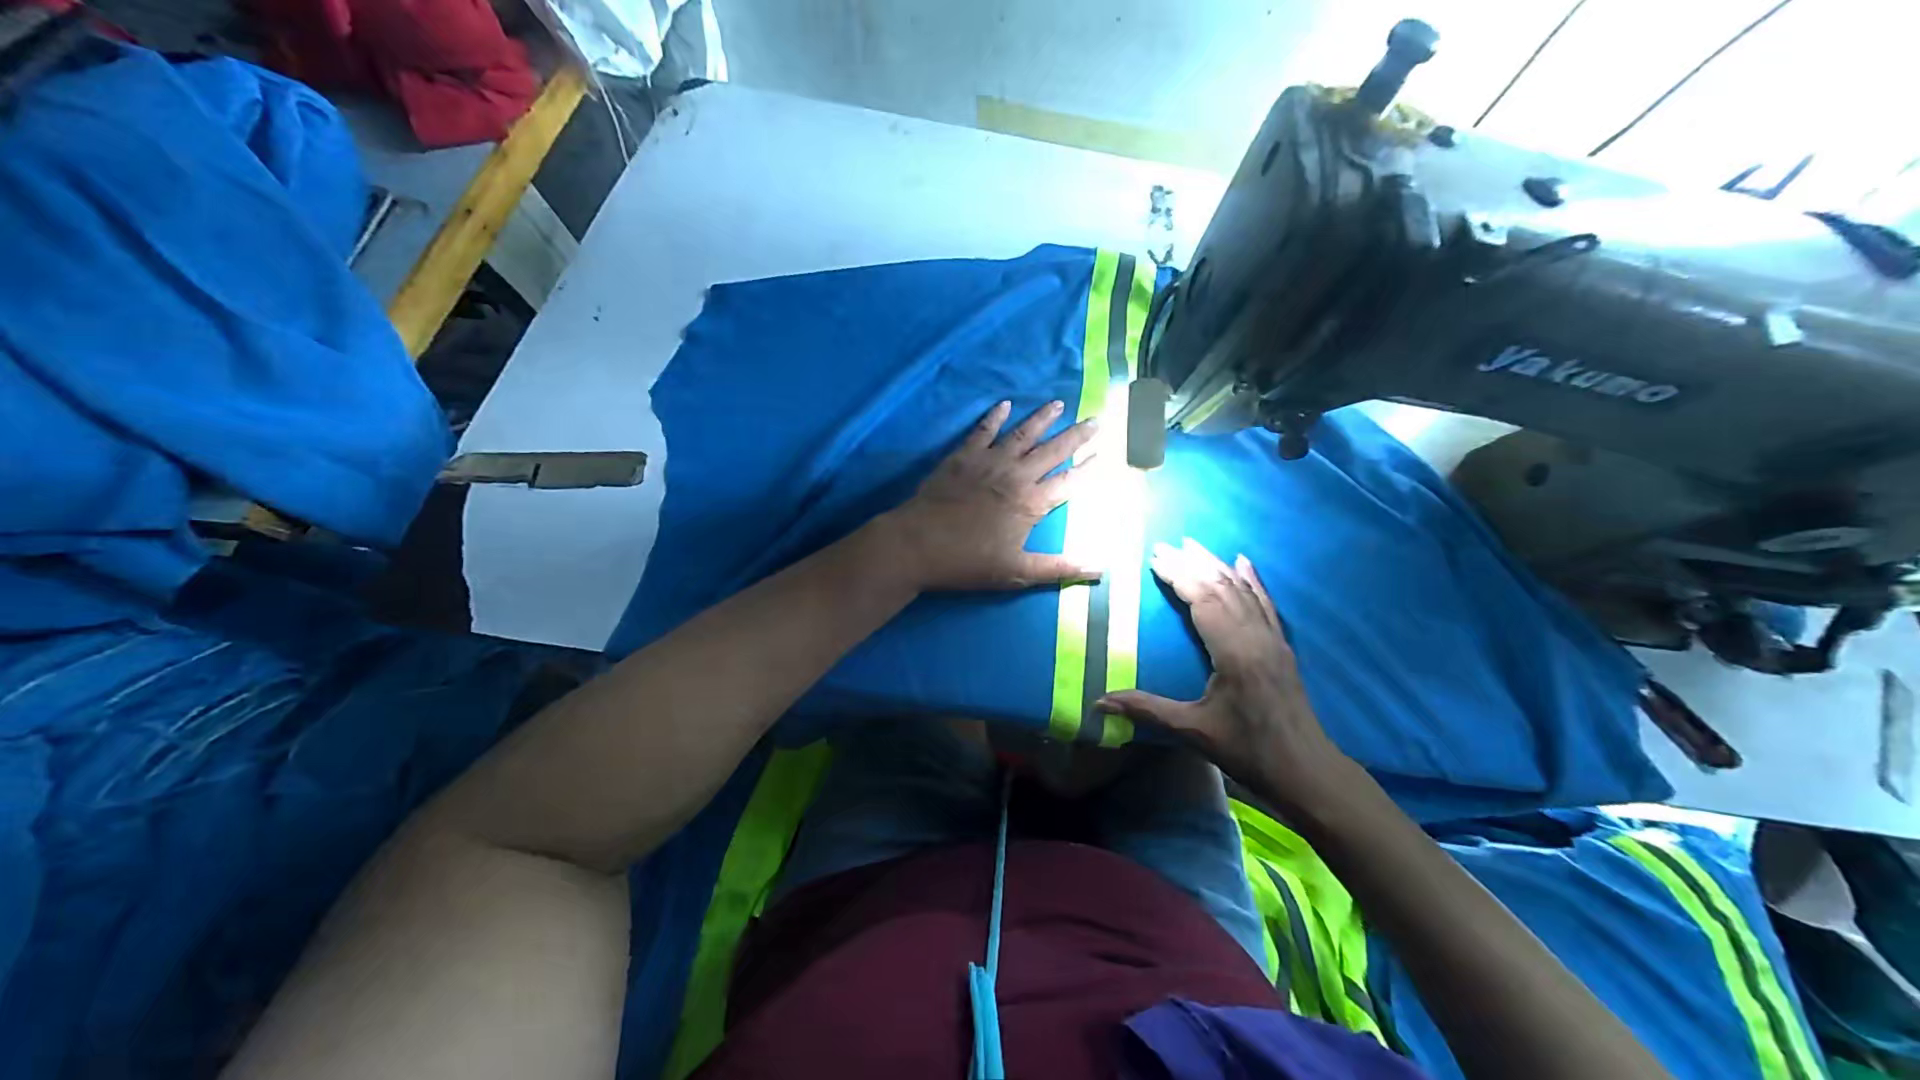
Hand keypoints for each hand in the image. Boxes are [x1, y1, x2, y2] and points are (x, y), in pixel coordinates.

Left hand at [881, 399, 1101, 590]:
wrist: (917, 544)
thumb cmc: (967, 562)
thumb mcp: (1017, 573)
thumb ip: (1059, 568)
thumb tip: (1099, 569)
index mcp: (1031, 504)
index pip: (1069, 483)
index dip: (1088, 470)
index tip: (1103, 455)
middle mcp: (1016, 476)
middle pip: (1052, 451)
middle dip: (1076, 436)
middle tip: (1095, 421)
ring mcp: (988, 462)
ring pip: (1022, 434)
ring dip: (1042, 419)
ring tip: (1058, 404)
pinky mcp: (962, 456)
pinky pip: (983, 430)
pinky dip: (994, 416)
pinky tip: (1004, 404)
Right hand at [1095, 538, 1354, 800]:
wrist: (1306, 771)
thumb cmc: (1249, 751)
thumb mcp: (1194, 731)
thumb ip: (1147, 709)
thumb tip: (1099, 701)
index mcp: (1235, 653)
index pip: (1204, 601)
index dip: (1179, 576)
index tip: (1155, 557)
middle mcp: (1256, 638)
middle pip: (1223, 588)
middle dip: (1192, 564)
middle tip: (1164, 545)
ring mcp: (1273, 640)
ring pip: (1244, 591)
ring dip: (1217, 566)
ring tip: (1194, 545)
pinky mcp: (1282, 647)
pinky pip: (1265, 603)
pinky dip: (1252, 580)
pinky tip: (1244, 562)